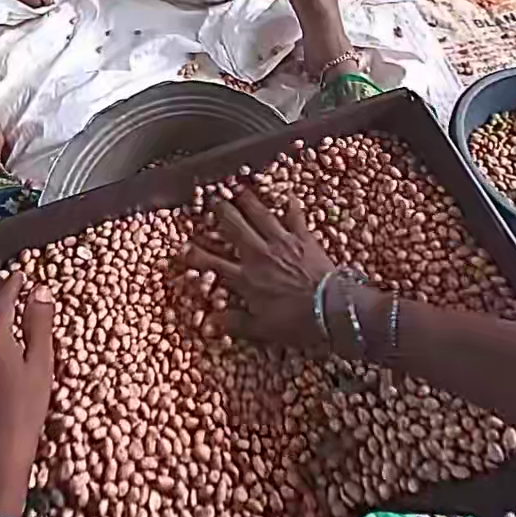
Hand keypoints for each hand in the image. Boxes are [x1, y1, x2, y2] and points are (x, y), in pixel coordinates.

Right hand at [186, 189, 334, 345]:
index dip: (196, 255)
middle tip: (213, 199)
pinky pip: (294, 216)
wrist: (332, 309)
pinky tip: (287, 194)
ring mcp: (281, 242)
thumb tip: (209, 323)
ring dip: (248, 200)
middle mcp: (259, 255)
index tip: (184, 246)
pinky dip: (290, 204)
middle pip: (234, 227)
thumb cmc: (297, 323)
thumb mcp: (262, 329)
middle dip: (221, 211)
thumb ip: (235, 322)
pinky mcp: (303, 237)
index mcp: (246, 278)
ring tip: (238, 188)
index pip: (213, 264)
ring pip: (259, 214)